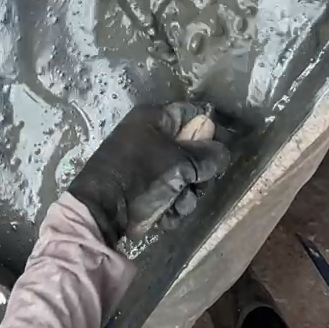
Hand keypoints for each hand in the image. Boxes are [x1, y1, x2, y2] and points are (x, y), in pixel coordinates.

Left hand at [68, 102, 230, 245]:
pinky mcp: (145, 189)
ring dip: (186, 195)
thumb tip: (222, 151)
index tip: (225, 148)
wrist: (103, 210)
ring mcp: (147, 164)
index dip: (211, 128)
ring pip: (185, 176)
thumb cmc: (141, 175)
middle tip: (198, 184)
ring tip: (177, 203)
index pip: (191, 113)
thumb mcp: (180, 163)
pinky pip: (171, 194)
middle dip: (199, 173)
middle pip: (192, 150)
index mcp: (154, 119)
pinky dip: (173, 206)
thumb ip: (207, 155)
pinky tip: (167, 215)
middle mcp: (150, 137)